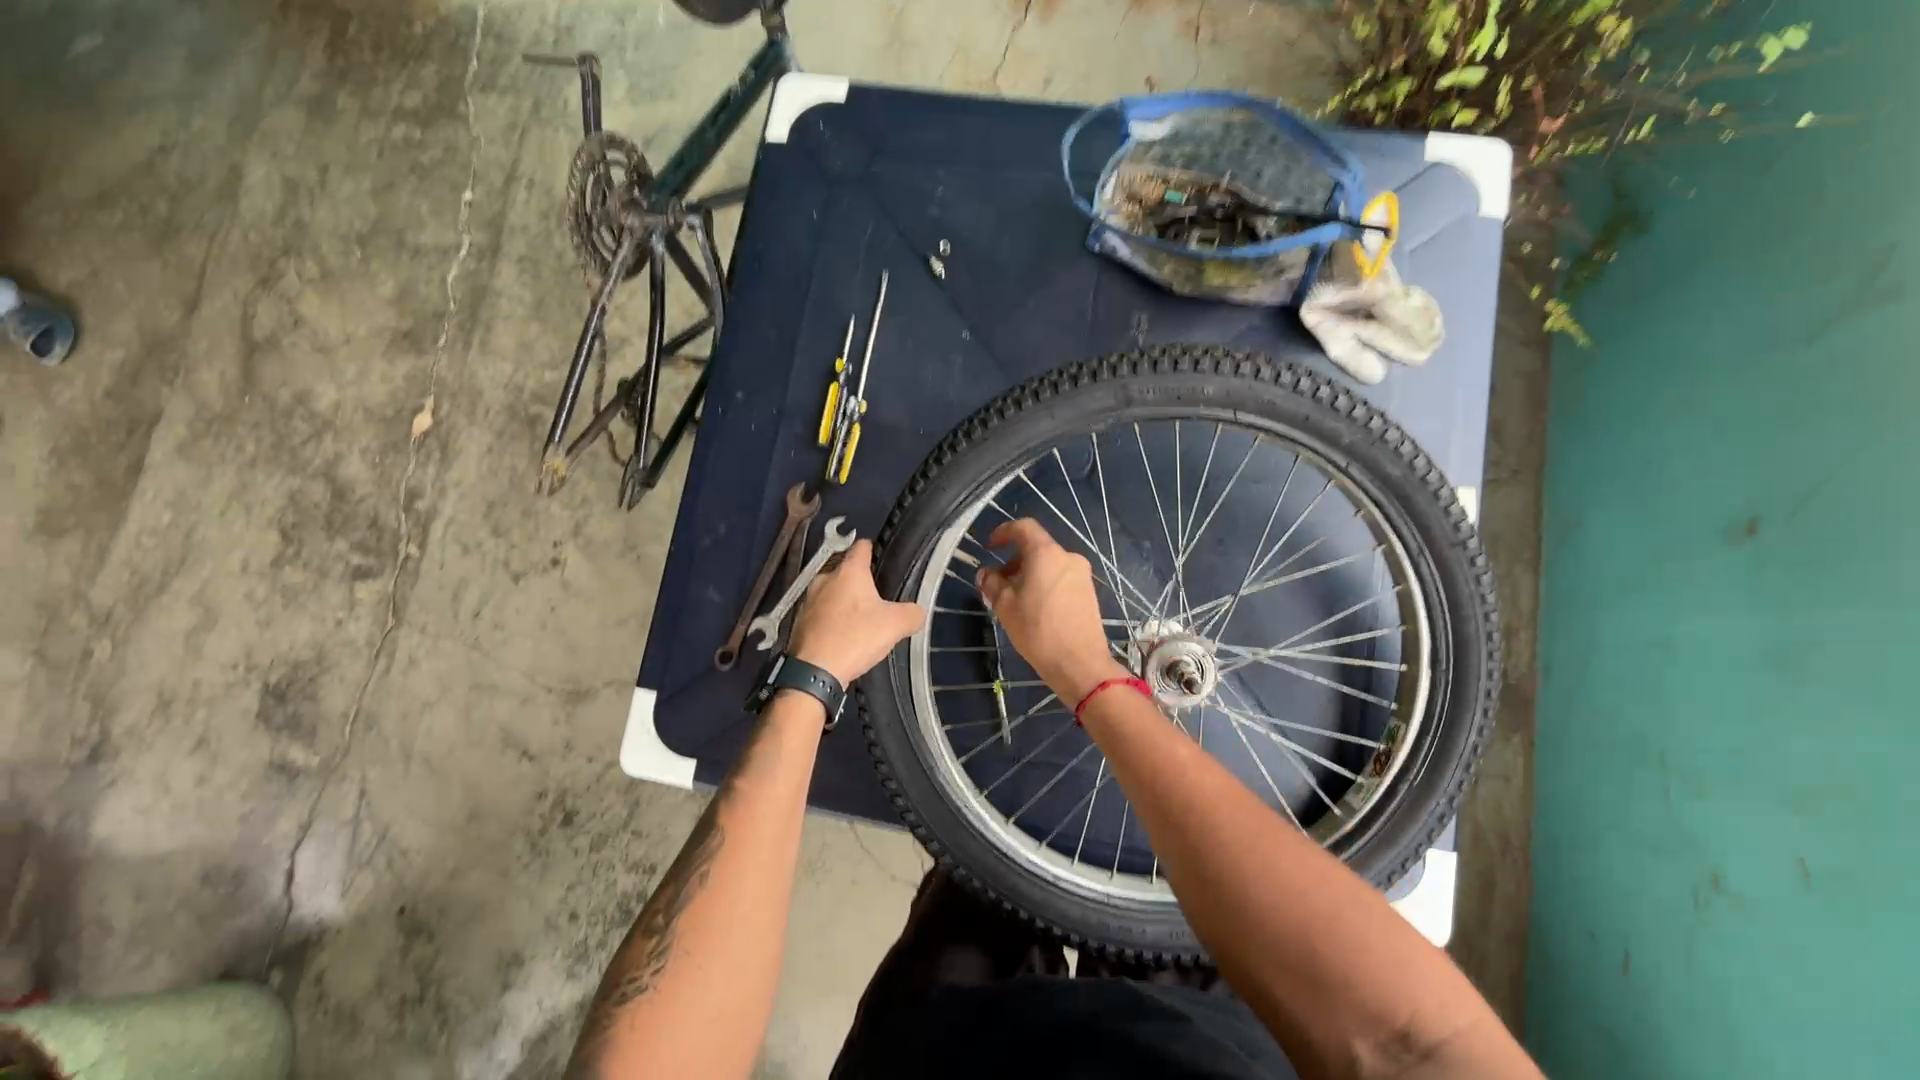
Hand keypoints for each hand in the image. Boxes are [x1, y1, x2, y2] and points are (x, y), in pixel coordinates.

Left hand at [789, 540, 926, 685]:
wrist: (814, 671)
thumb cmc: (855, 638)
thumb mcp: (896, 625)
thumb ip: (912, 614)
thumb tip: (917, 612)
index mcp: (848, 572)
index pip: (862, 547)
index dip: (874, 549)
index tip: (882, 557)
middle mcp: (825, 580)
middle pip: (846, 572)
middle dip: (861, 583)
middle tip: (879, 600)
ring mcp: (809, 601)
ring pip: (832, 594)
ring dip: (845, 604)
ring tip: (862, 622)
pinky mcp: (800, 623)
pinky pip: (822, 616)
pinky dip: (832, 622)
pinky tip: (844, 638)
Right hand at [975, 519, 1129, 704]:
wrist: (1080, 663)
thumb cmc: (1038, 630)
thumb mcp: (1006, 606)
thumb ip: (992, 584)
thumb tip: (985, 573)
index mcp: (1046, 554)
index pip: (1024, 527)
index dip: (1004, 532)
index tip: (990, 546)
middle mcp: (1068, 557)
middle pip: (1037, 548)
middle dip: (1014, 560)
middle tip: (997, 582)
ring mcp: (1082, 575)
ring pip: (1049, 564)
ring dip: (1029, 574)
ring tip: (1014, 599)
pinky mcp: (1089, 593)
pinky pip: (1061, 578)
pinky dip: (1045, 583)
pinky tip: (1035, 608)